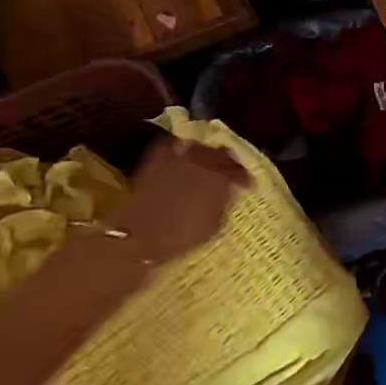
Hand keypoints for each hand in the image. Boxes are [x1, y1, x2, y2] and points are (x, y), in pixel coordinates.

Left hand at [104, 140, 251, 264]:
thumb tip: (229, 194)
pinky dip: (178, 148)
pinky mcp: (154, 161)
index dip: (244, 176)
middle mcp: (200, 164)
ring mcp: (176, 160)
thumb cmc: (179, 238)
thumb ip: (223, 205)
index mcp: (219, 179)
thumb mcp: (213, 226)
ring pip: (197, 146)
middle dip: (227, 160)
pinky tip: (180, 153)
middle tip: (230, 169)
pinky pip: (170, 146)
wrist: (137, 236)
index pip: (238, 171)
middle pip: (219, 154)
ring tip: (207, 160)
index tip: (248, 184)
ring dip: (205, 152)